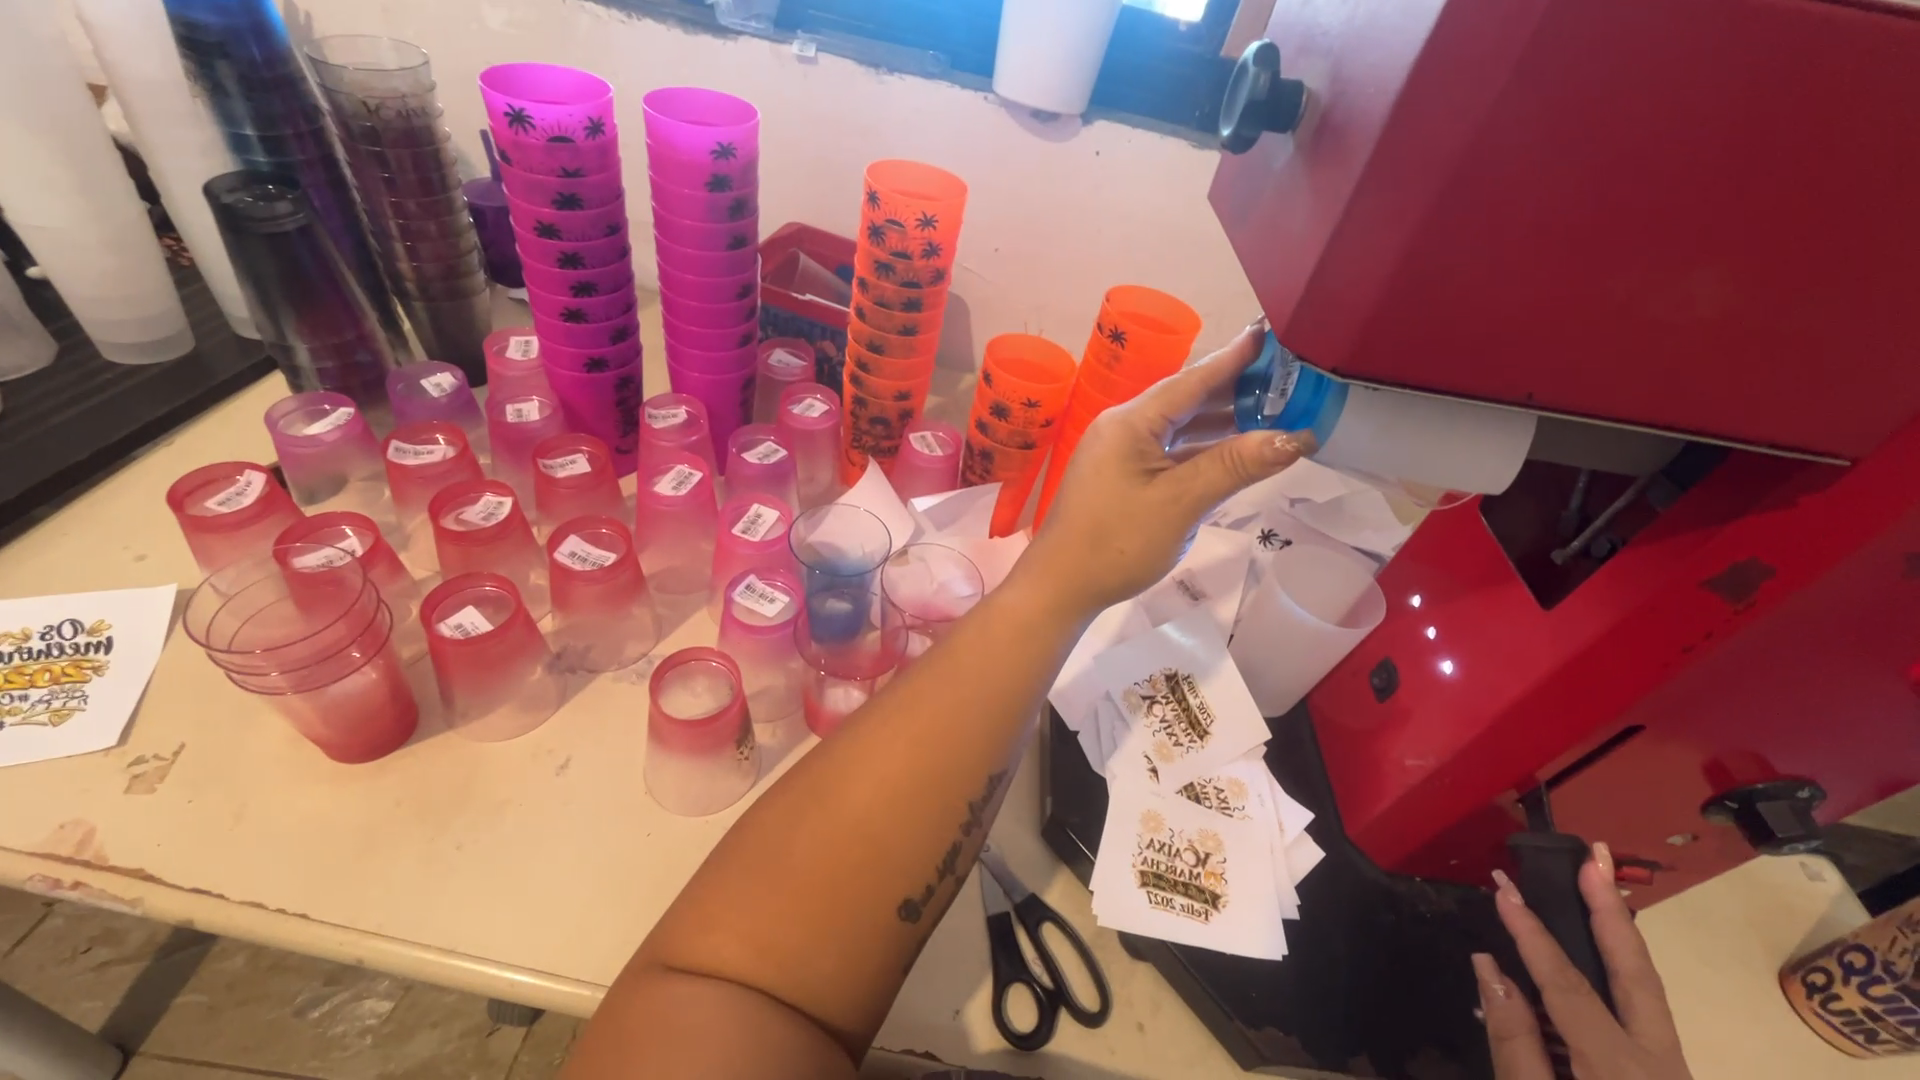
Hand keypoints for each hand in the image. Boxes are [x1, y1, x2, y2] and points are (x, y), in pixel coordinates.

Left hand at [1020, 320, 1310, 614]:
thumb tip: (1295, 436)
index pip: (1192, 379)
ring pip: (1180, 429)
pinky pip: (1170, 453)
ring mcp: (1120, 454)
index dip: (1234, 358)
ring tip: (1275, 412)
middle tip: (1289, 379)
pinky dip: (1203, 450)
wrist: (1060, 587)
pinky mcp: (1122, 478)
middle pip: (1187, 400)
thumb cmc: (1116, 543)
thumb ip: (1235, 465)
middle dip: (1236, 390)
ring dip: (1223, 422)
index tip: (1271, 333)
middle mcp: (1123, 428)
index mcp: (1131, 422)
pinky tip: (1236, 451)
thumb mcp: (1181, 503)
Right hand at [1476, 843, 1693, 1079]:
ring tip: (1600, 885)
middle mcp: (1658, 1063)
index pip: (1566, 985)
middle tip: (1594, 855)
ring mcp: (1669, 1072)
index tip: (1501, 887)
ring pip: (1648, 990)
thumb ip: (1515, 1044)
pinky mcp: (1661, 1077)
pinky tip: (1598, 952)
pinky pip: (1643, 1013)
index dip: (1530, 934)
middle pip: (1637, 974)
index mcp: (1619, 1070)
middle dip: (1612, 911)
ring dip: (1620, 934)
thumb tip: (1491, 968)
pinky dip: (1619, 971)